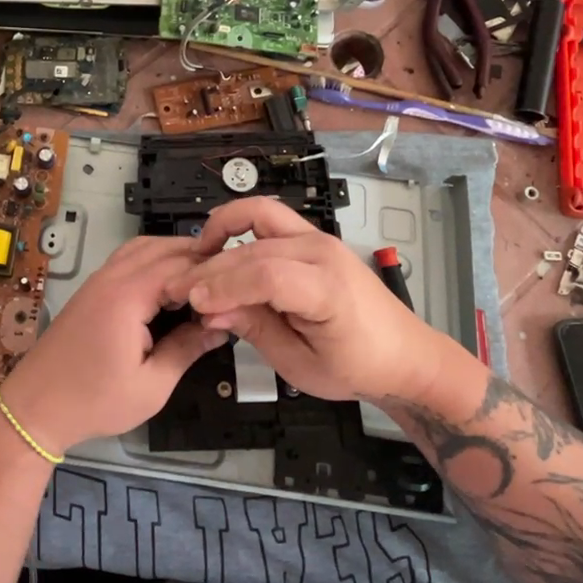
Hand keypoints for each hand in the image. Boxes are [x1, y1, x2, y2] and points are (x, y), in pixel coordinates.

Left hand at [1, 235, 227, 454]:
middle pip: (162, 248)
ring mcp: (98, 280)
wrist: (36, 407)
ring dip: (173, 255)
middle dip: (197, 258)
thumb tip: (220, 328)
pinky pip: (127, 259)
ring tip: (203, 280)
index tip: (238, 290)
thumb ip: (186, 350)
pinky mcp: (91, 289)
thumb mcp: (151, 386)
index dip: (211, 274)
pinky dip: (152, 260)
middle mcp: (112, 278)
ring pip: (142, 248)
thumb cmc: (94, 401)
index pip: (179, 265)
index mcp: (127, 296)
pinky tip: (168, 285)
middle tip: (229, 281)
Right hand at [162, 197, 448, 401]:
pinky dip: (240, 224)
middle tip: (178, 287)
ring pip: (260, 215)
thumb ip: (254, 330)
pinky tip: (221, 245)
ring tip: (196, 256)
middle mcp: (324, 252)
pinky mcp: (314, 236)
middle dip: (212, 267)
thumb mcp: (300, 365)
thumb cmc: (357, 367)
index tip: (193, 302)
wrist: (403, 354)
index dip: (224, 286)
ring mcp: (319, 238)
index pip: (266, 275)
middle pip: (255, 247)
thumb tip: (208, 311)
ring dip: (223, 229)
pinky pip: (270, 218)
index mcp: (328, 290)